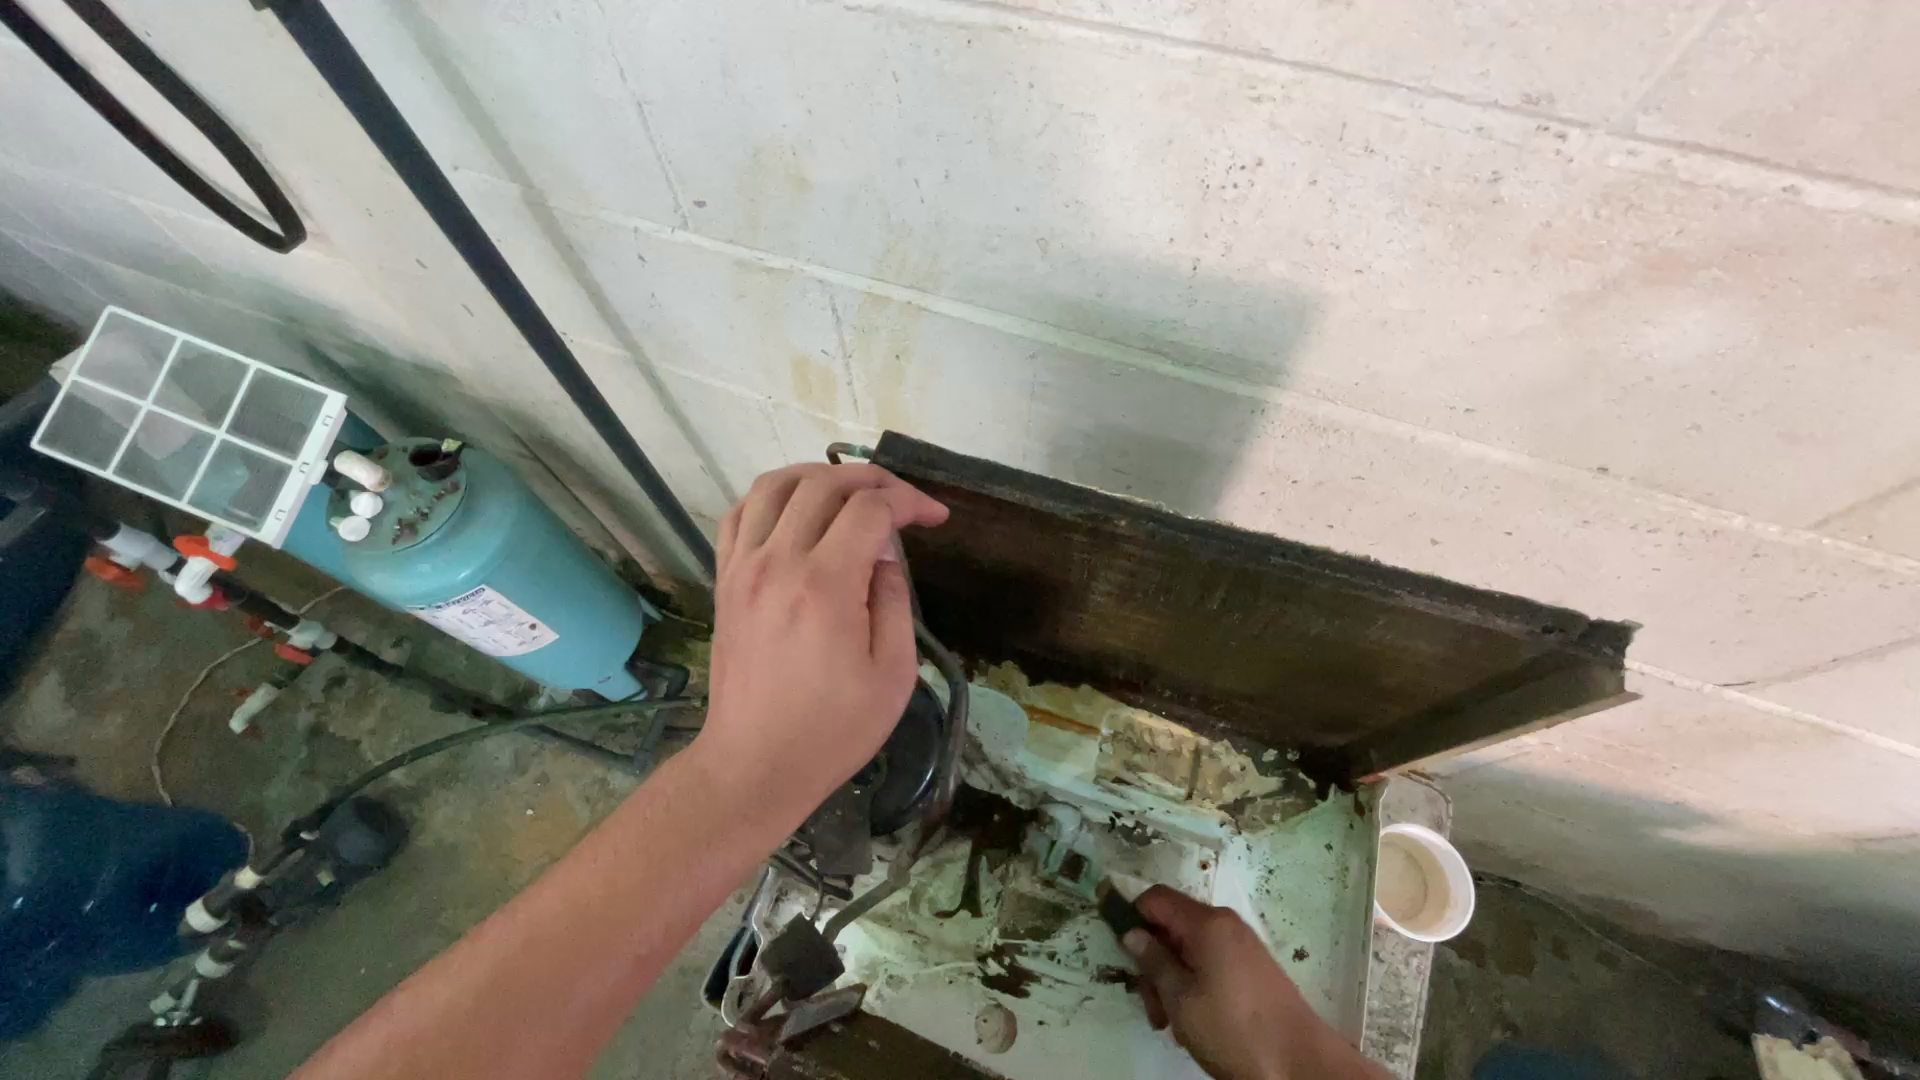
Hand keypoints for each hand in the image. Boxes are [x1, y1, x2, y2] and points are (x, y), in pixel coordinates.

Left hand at [696, 463, 948, 816]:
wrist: (755, 765)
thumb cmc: (833, 730)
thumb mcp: (893, 674)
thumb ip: (895, 601)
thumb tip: (884, 555)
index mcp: (825, 586)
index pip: (871, 509)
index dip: (910, 502)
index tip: (934, 518)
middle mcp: (778, 562)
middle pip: (825, 483)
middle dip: (873, 480)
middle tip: (902, 502)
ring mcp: (743, 568)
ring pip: (776, 484)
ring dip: (820, 475)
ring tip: (851, 492)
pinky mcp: (724, 580)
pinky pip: (741, 513)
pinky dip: (773, 496)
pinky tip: (798, 511)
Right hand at [1124, 886, 1388, 1079]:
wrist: (1304, 1068)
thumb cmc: (1235, 1031)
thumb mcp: (1181, 1000)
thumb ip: (1153, 961)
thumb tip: (1131, 932)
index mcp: (1206, 923)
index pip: (1156, 898)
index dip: (1131, 915)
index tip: (1118, 948)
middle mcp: (1225, 924)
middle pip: (1171, 927)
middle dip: (1153, 962)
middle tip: (1152, 1008)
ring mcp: (1242, 946)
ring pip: (1189, 949)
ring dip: (1172, 980)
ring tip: (1173, 1024)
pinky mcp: (1253, 969)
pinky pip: (1211, 963)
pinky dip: (1195, 984)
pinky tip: (1195, 1021)